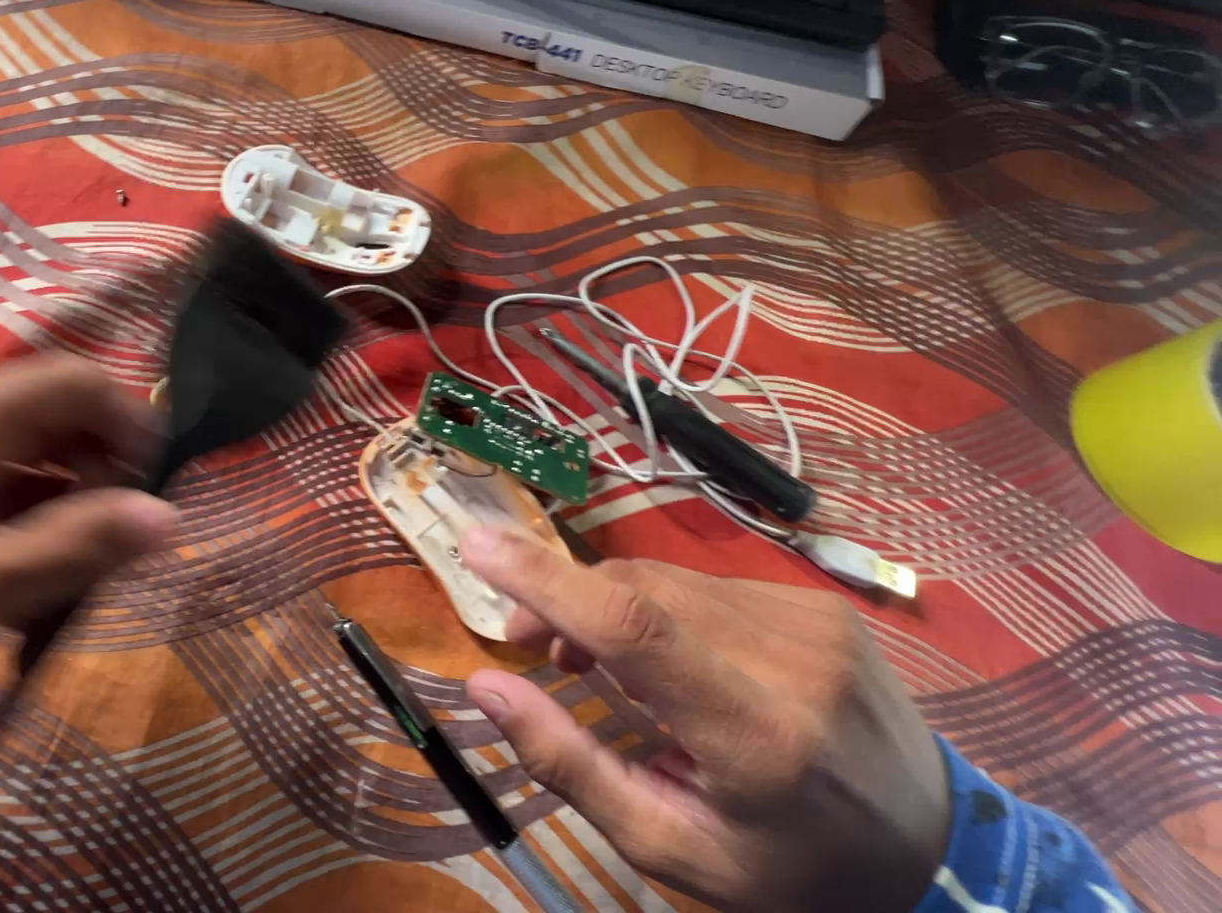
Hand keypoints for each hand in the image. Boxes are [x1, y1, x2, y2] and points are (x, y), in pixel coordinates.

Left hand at [0, 354, 175, 728]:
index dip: (133, 427)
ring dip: (66, 528)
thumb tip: (168, 517)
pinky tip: (12, 612)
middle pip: (65, 426)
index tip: (154, 502)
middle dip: (103, 487)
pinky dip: (25, 549)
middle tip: (106, 566)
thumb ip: (62, 552)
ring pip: (38, 473)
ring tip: (59, 602)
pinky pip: (0, 509)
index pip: (80, 384)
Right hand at [462, 530, 948, 912]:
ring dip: (605, 603)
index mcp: (756, 736)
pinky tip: (660, 652)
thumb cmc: (788, 867)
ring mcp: (811, 618)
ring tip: (588, 656)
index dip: (547, 580)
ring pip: (662, 581)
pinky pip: (700, 585)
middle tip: (523, 640)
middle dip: (559, 598)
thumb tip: (485, 684)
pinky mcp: (816, 600)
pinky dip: (654, 607)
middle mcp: (790, 657)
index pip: (634, 628)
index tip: (477, 546)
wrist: (936, 843)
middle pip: (635, 592)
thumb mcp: (670, 844)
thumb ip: (569, 765)